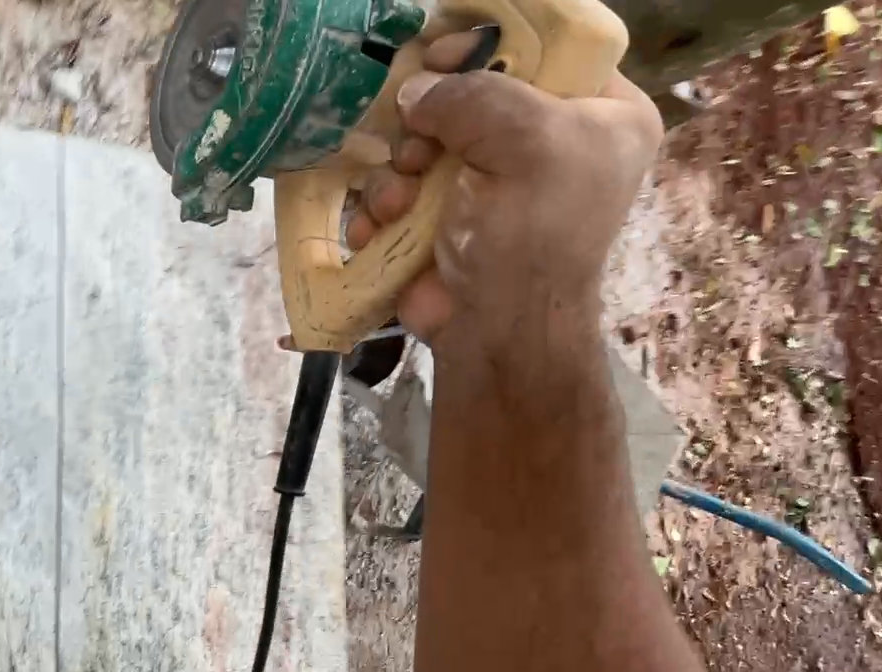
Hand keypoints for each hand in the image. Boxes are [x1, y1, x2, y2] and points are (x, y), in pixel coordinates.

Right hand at [345, 29, 662, 357]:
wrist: (494, 331)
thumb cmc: (532, 235)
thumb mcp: (528, 143)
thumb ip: (476, 97)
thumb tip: (415, 90)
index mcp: (591, 114)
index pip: (540, 52)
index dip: (487, 45)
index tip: (440, 51)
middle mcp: (532, 148)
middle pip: (462, 104)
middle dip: (425, 126)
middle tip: (416, 150)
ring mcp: (476, 190)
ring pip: (415, 153)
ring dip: (394, 176)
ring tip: (397, 203)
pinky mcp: (431, 227)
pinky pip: (391, 199)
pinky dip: (377, 212)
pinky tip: (378, 227)